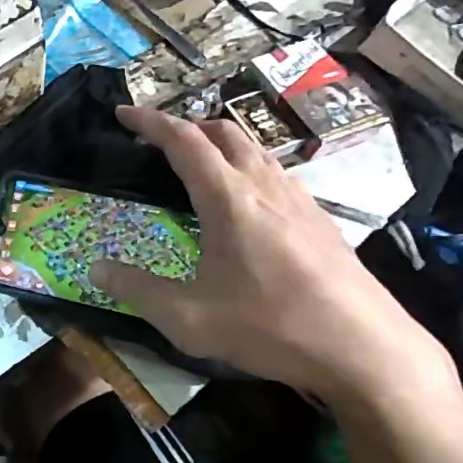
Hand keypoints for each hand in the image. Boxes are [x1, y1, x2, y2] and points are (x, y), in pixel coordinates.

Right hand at [89, 106, 453, 406]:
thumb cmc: (272, 327)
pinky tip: (244, 202)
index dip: (149, 121)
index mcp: (228, 198)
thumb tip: (96, 270)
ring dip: (219, 143)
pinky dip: (246, 166)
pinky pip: (274, 171)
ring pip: (253, 148)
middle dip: (185, 126)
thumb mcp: (189, 319)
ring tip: (197, 165)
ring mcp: (298, 199)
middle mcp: (264, 186)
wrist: (366, 350)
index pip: (183, 141)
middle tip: (158, 143)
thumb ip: (138, 290)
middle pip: (222, 131)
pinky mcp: (319, 218)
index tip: (123, 112)